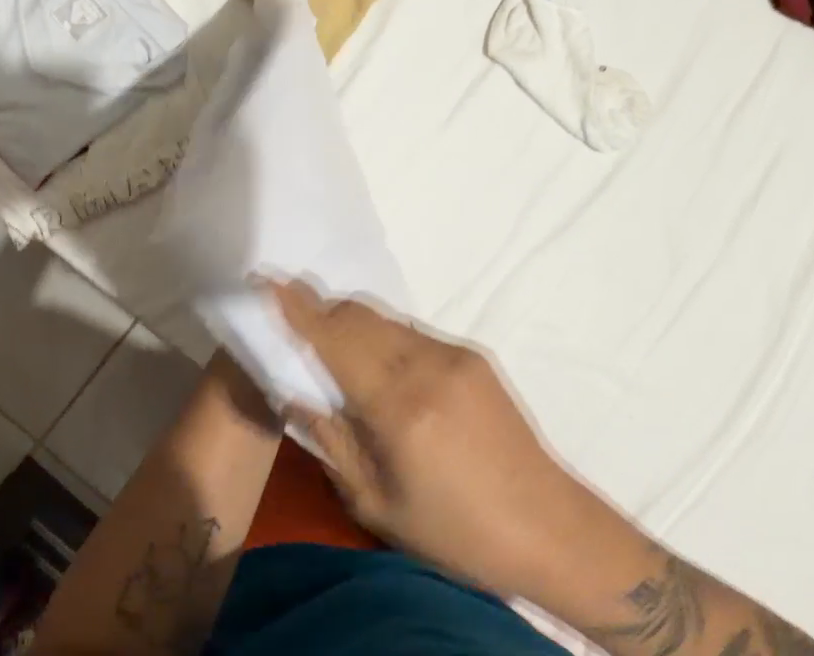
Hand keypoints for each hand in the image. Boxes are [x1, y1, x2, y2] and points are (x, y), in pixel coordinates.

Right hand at [273, 281, 577, 595]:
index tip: (266, 282)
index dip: (297, 308)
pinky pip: (412, 333)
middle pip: (358, 316)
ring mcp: (455, 356)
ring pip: (386, 320)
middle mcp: (426, 366)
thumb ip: (330, 440)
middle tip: (290, 316)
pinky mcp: (473, 358)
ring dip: (351, 322)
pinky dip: (382, 336)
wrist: (547, 528)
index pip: (334, 339)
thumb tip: (292, 393)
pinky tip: (375, 363)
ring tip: (328, 341)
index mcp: (398, 406)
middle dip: (320, 310)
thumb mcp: (375, 500)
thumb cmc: (453, 531)